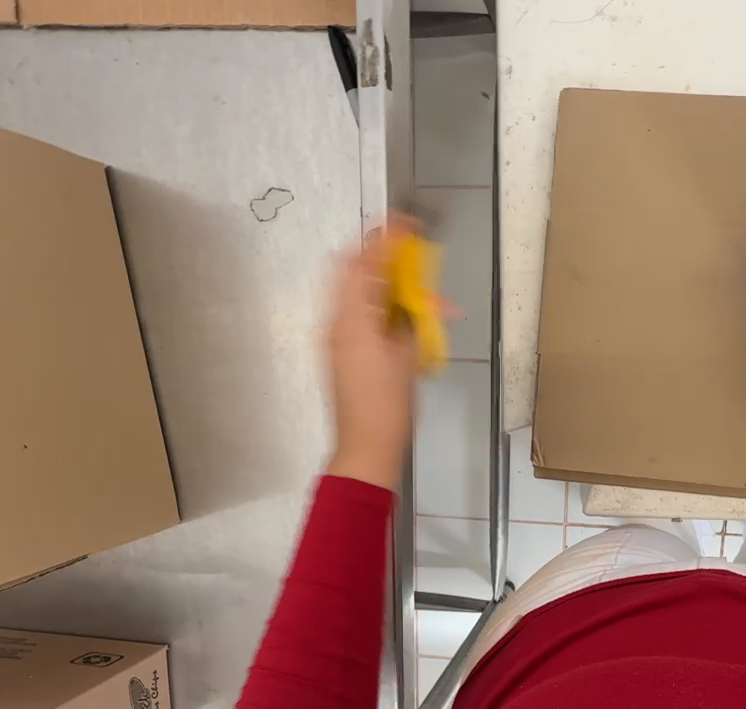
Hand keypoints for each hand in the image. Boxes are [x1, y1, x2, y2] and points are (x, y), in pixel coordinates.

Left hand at [325, 223, 421, 490]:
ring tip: (411, 293)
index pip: (366, 260)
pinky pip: (354, 315)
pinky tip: (399, 320)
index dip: (388, 237)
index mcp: (353, 317)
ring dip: (380, 284)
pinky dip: (376, 307)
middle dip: (381, 257)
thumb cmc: (390, 405)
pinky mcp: (338, 354)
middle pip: (351, 270)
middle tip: (409, 257)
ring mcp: (333, 338)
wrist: (364, 448)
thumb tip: (412, 298)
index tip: (410, 224)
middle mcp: (335, 321)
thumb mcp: (408, 357)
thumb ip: (409, 318)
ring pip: (352, 292)